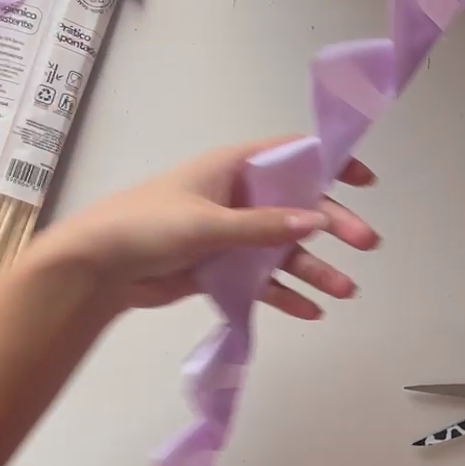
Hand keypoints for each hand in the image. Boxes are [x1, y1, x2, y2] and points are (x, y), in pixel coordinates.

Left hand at [24, 135, 379, 317]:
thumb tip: (319, 221)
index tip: (365, 181)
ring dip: (315, 268)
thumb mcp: (208, 222)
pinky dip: (285, 294)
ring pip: (284, 249)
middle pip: (298, 207)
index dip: (331, 162)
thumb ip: (264, 226)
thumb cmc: (147, 226)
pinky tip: (311, 310)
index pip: (293, 155)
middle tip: (366, 244)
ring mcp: (232, 234)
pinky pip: (262, 280)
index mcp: (234, 167)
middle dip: (334, 225)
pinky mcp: (222, 268)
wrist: (97, 268)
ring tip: (346, 291)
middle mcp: (239, 197)